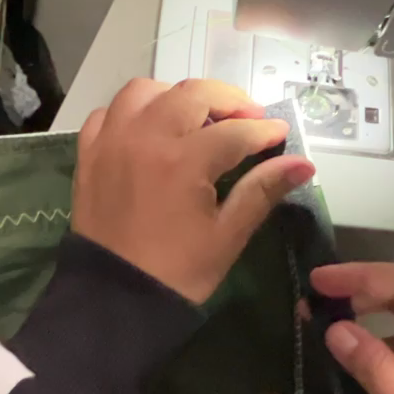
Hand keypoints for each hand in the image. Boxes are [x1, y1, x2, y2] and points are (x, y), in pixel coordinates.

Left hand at [74, 77, 314, 303]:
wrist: (113, 301)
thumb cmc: (178, 273)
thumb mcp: (227, 236)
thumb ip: (262, 191)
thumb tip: (303, 164)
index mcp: (183, 161)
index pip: (234, 132)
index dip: (263, 131)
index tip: (280, 134)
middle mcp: (145, 138)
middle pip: (192, 93)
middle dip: (227, 101)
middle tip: (247, 120)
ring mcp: (112, 142)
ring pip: (145, 91)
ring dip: (176, 96)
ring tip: (196, 118)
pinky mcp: (89, 154)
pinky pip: (110, 113)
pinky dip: (134, 112)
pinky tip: (150, 130)